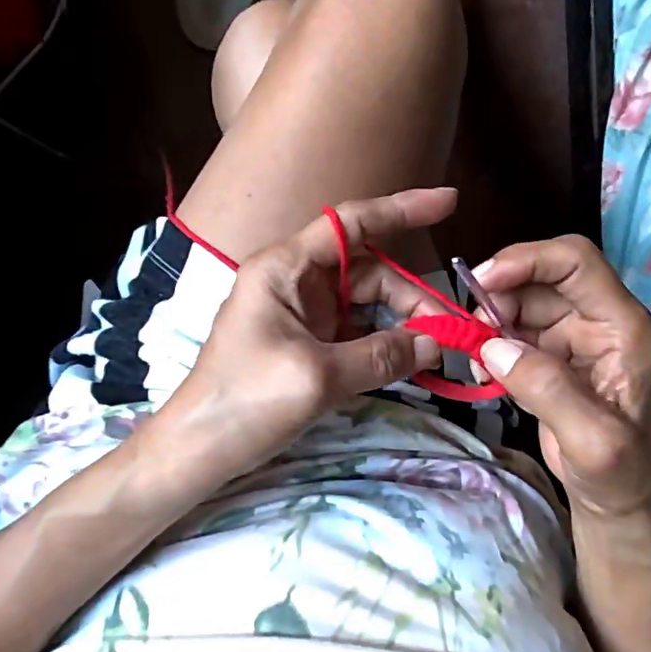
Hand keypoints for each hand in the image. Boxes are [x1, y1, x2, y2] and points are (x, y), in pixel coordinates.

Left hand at [142, 189, 458, 491]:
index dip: (402, 208)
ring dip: (402, 322)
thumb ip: (382, 355)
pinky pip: (356, 331)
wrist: (199, 449)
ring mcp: (301, 314)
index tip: (451, 201)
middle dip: (411, 296)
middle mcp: (294, 281)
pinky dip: (384, 342)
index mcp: (284, 268)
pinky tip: (411, 359)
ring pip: (366, 303)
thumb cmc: (246, 402)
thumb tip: (438, 343)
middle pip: (368, 271)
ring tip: (437, 350)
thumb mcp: (319, 377)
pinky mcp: (306, 343)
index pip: (351, 223)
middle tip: (451, 334)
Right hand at [471, 235, 650, 524]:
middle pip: (542, 276)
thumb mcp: (592, 440)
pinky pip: (512, 327)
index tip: (481, 282)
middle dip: (500, 294)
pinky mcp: (551, 352)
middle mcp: (599, 320)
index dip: (528, 259)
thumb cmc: (618, 473)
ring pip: (521, 299)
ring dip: (490, 320)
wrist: (615, 500)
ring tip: (479, 360)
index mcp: (624, 328)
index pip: (576, 263)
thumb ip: (547, 389)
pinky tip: (486, 372)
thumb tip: (494, 347)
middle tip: (472, 332)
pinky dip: (490, 341)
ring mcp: (574, 335)